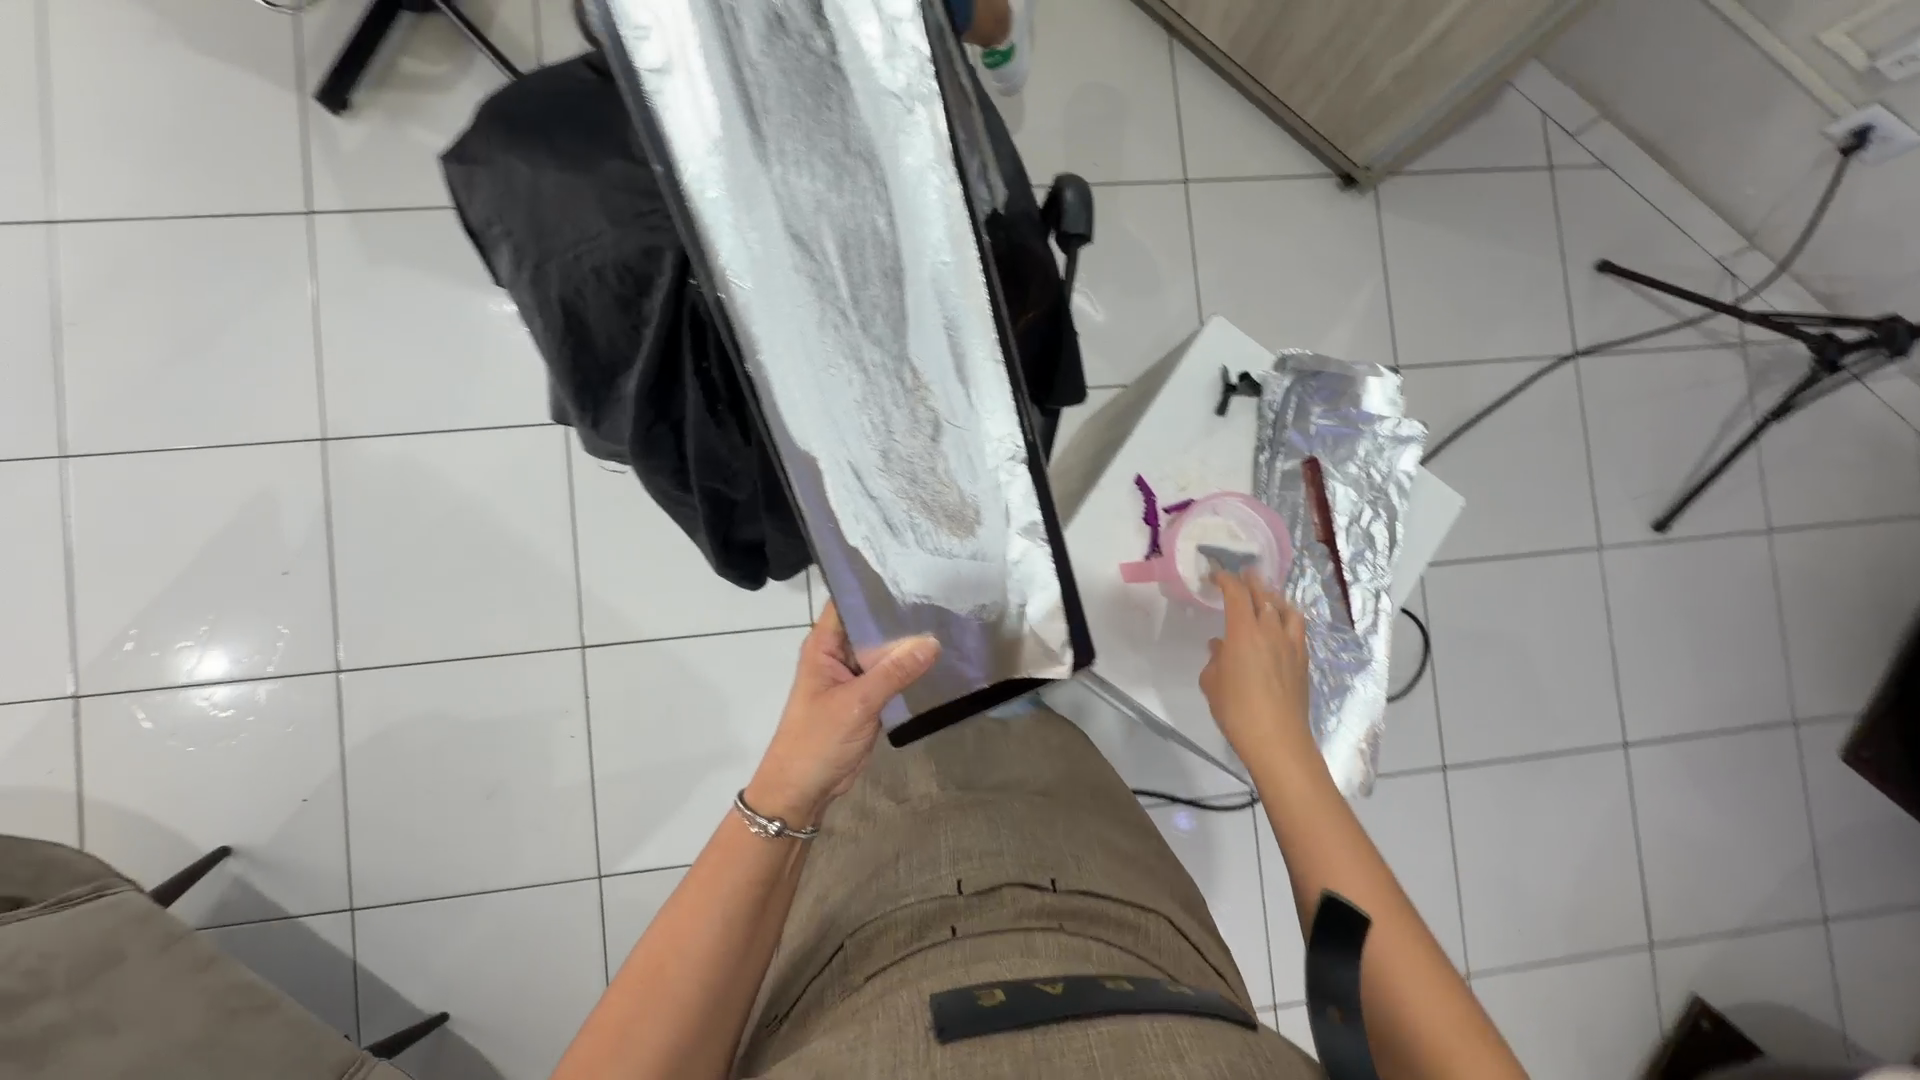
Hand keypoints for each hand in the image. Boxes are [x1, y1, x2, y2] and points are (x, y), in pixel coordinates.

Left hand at [747, 603, 940, 827]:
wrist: (803, 789)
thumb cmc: (817, 740)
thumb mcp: (857, 703)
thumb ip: (895, 671)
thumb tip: (932, 641)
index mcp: (824, 645)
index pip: (848, 602)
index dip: (874, 586)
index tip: (909, 570)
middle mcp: (838, 654)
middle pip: (871, 625)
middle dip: (901, 614)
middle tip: (942, 595)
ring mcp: (854, 676)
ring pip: (884, 651)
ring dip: (909, 643)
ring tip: (948, 620)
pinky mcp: (867, 697)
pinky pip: (891, 675)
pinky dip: (910, 669)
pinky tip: (939, 658)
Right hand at [1198, 570, 1313, 765]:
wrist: (1277, 738)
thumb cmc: (1236, 710)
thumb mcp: (1212, 683)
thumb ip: (1215, 659)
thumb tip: (1220, 646)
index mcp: (1243, 632)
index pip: (1236, 593)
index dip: (1226, 579)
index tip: (1215, 576)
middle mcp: (1270, 630)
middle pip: (1264, 595)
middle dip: (1251, 582)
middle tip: (1243, 574)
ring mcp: (1291, 645)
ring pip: (1286, 609)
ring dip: (1274, 598)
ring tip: (1267, 597)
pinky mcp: (1303, 660)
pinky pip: (1297, 629)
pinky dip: (1287, 618)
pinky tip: (1282, 626)